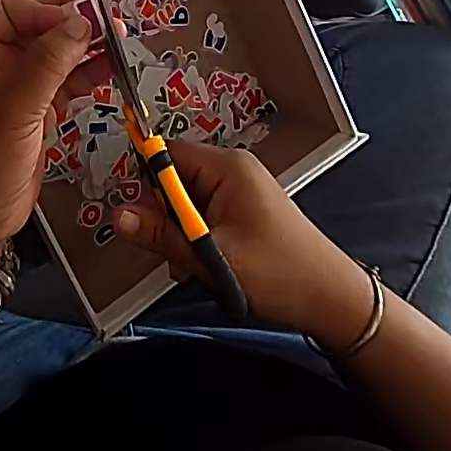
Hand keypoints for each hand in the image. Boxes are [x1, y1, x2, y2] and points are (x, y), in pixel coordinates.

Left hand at [0, 0, 92, 291]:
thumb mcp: (11, 109)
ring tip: (116, 42)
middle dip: (72, 26)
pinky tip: (108, 69)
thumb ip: (47, 63)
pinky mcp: (34, 112)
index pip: (12, 11)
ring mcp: (16, 90)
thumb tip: (80, 23)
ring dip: (86, 48)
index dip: (46, 12)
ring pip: (55, 55)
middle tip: (107, 24)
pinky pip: (64, 82)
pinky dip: (87, 74)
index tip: (80, 22)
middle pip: (38, 29)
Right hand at [113, 142, 375, 349]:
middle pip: (176, 179)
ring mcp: (239, 190)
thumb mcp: (213, 256)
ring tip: (192, 266)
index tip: (135, 211)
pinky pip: (204, 214)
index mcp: (227, 167)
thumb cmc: (279, 272)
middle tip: (171, 250)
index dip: (148, 180)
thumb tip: (120, 216)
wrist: (329, 298)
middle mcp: (232, 170)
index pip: (170, 153)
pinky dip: (196, 239)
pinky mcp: (242, 209)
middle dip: (166, 215)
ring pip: (187, 202)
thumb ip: (163, 234)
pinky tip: (204, 266)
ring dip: (181, 233)